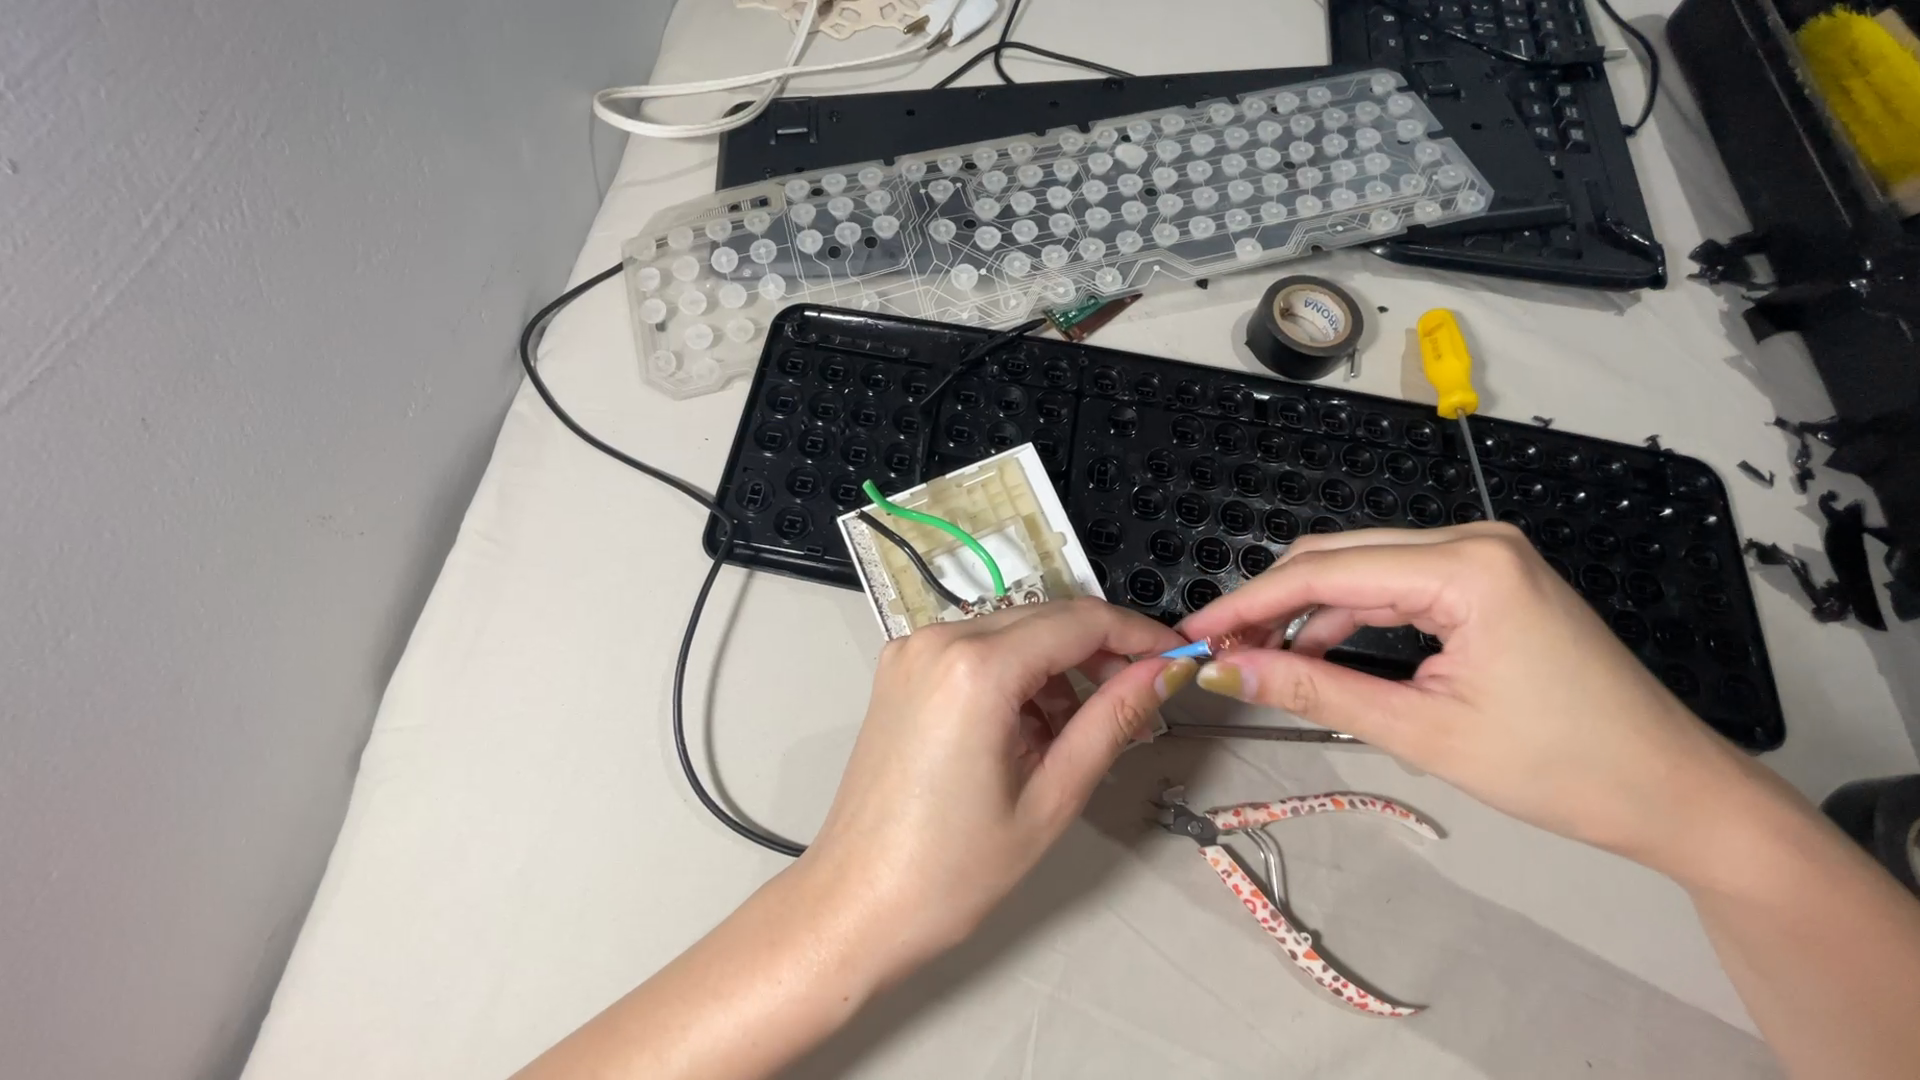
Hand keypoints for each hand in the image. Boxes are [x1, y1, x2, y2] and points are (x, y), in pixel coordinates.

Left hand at [801, 598, 1189, 979]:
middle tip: (1137, 702)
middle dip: (1098, 652)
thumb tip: (1165, 671)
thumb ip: (1112, 720)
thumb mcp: (1051, 797)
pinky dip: (1013, 676)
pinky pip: (974, 650)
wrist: (855, 903)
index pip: (1078, 621)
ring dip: (1054, 668)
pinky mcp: (900, 671)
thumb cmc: (953, 869)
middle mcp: (937, 639)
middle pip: (1043, 619)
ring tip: (1073, 736)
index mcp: (975, 667)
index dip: (1137, 633)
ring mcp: (911, 651)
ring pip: (1010, 633)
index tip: (1176, 657)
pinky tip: (1026, 730)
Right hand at [1177, 524, 1759, 871]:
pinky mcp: (1483, 582)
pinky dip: (1343, 618)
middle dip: (1268, 603)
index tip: (1194, 636)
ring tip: (1253, 656)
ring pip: (1358, 570)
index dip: (1247, 604)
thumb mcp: (1423, 732)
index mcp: (1467, 567)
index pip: (1324, 572)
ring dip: (1301, 612)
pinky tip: (1310, 651)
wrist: (1679, 796)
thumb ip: (1315, 690)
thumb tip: (1225, 673)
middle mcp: (1472, 541)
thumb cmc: (1562, 768)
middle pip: (1335, 558)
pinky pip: (1391, 587)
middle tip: (1217, 650)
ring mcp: (1481, 557)